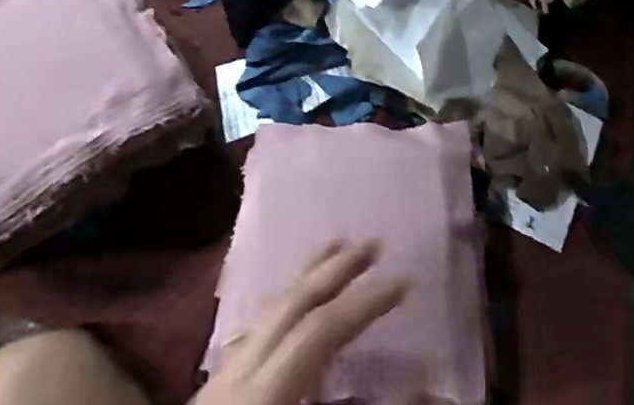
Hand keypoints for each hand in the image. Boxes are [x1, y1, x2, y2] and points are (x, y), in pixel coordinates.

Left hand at [193, 239, 408, 404]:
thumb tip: (423, 393)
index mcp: (260, 398)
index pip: (320, 332)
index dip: (365, 304)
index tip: (405, 282)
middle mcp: (235, 380)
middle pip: (289, 308)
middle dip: (334, 270)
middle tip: (372, 243)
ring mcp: (217, 387)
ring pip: (265, 315)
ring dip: (305, 280)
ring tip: (333, 250)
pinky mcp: (210, 400)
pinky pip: (252, 336)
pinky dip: (281, 309)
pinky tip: (290, 309)